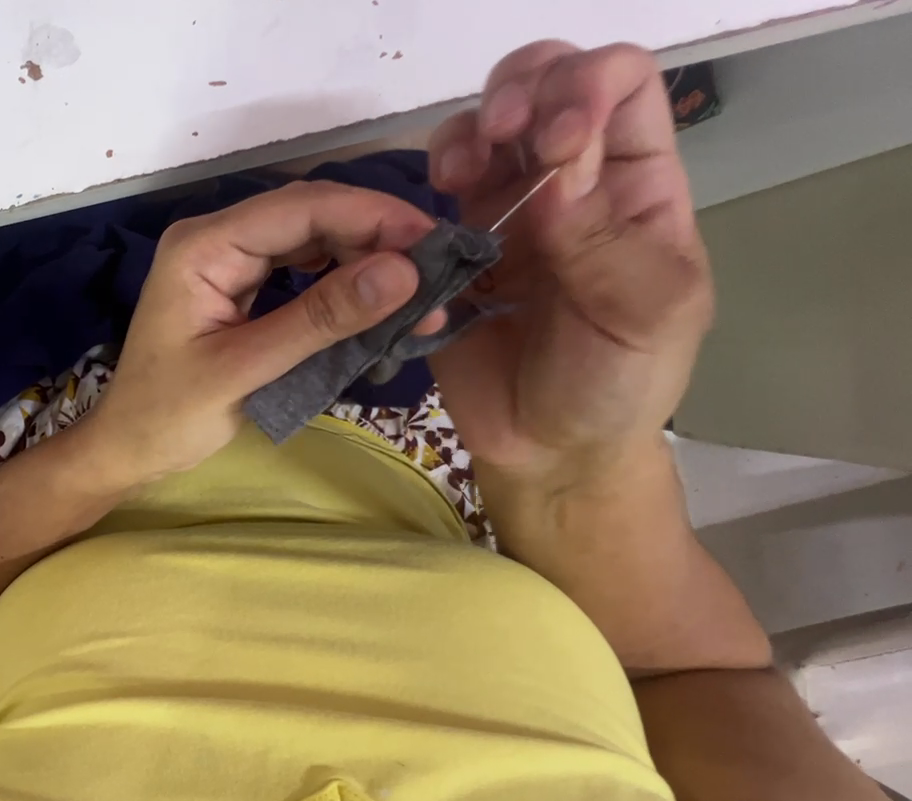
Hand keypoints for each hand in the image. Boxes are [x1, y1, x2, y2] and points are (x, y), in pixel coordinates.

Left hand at [86, 180, 445, 481]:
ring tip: (420, 294)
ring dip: (364, 263)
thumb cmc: (167, 416)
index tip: (436, 245)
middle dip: (377, 240)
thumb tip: (404, 271)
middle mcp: (214, 241)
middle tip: (440, 274)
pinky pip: (300, 274)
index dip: (374, 218)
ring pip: (312, 242)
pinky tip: (377, 304)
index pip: (302, 207)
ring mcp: (226, 264)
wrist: (127, 448)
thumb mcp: (243, 369)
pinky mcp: (238, 290)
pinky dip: (340, 286)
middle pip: (312, 217)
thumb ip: (319, 320)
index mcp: (202, 247)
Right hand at [428, 42, 712, 492]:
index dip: (583, 90)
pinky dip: (412, 204)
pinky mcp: (443, 263)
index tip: (552, 146)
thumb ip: (606, 241)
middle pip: (543, 89)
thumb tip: (549, 172)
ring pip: (476, 138)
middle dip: (518, 91)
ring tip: (453, 178)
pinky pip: (421, 212)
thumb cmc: (616, 383)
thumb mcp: (649, 311)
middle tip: (499, 137)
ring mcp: (498, 223)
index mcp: (633, 187)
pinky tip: (417, 231)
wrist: (547, 450)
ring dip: (461, 138)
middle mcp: (564, 188)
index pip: (617, 90)